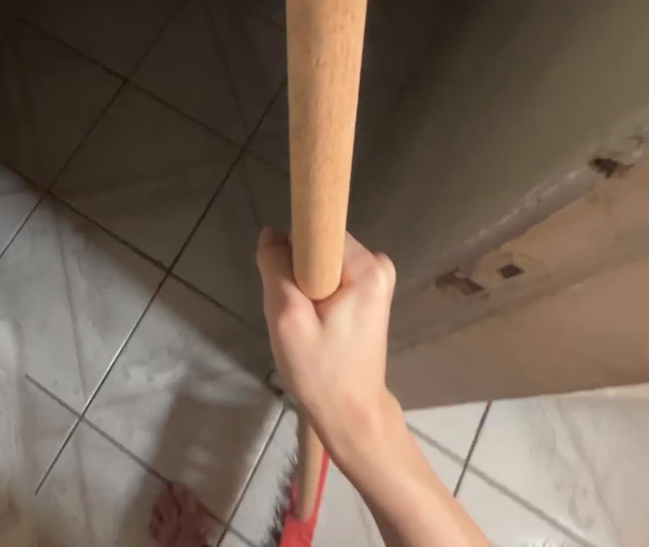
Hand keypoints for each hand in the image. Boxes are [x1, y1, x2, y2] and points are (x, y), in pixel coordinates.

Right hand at [256, 227, 399, 448]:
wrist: (353, 417)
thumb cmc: (322, 372)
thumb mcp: (286, 319)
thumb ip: (275, 268)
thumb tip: (270, 233)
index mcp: (366, 266)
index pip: (314, 232)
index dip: (291, 254)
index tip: (287, 286)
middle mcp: (378, 264)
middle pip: (316, 246)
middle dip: (296, 274)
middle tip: (294, 313)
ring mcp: (375, 279)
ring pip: (318, 262)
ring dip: (302, 287)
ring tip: (304, 322)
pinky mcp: (368, 292)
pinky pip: (327, 275)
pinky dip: (314, 295)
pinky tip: (314, 324)